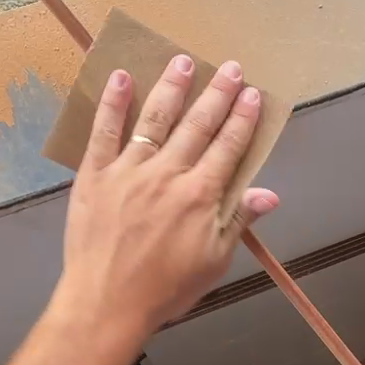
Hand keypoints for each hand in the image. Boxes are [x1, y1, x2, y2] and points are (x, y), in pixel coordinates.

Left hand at [55, 55, 279, 339]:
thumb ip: (239, 220)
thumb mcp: (215, 260)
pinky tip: (121, 77)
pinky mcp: (95, 175)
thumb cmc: (167, 289)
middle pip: (198, 125)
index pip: (228, 147)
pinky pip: (103, 132)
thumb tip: (270, 193)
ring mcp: (129, 171)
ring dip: (172, 88)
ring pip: (155, 120)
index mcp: (200, 195)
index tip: (254, 94)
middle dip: (218, 94)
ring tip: (184, 61)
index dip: (243, 119)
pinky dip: (112, 104)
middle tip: (231, 67)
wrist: (107, 304)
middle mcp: (168, 174)